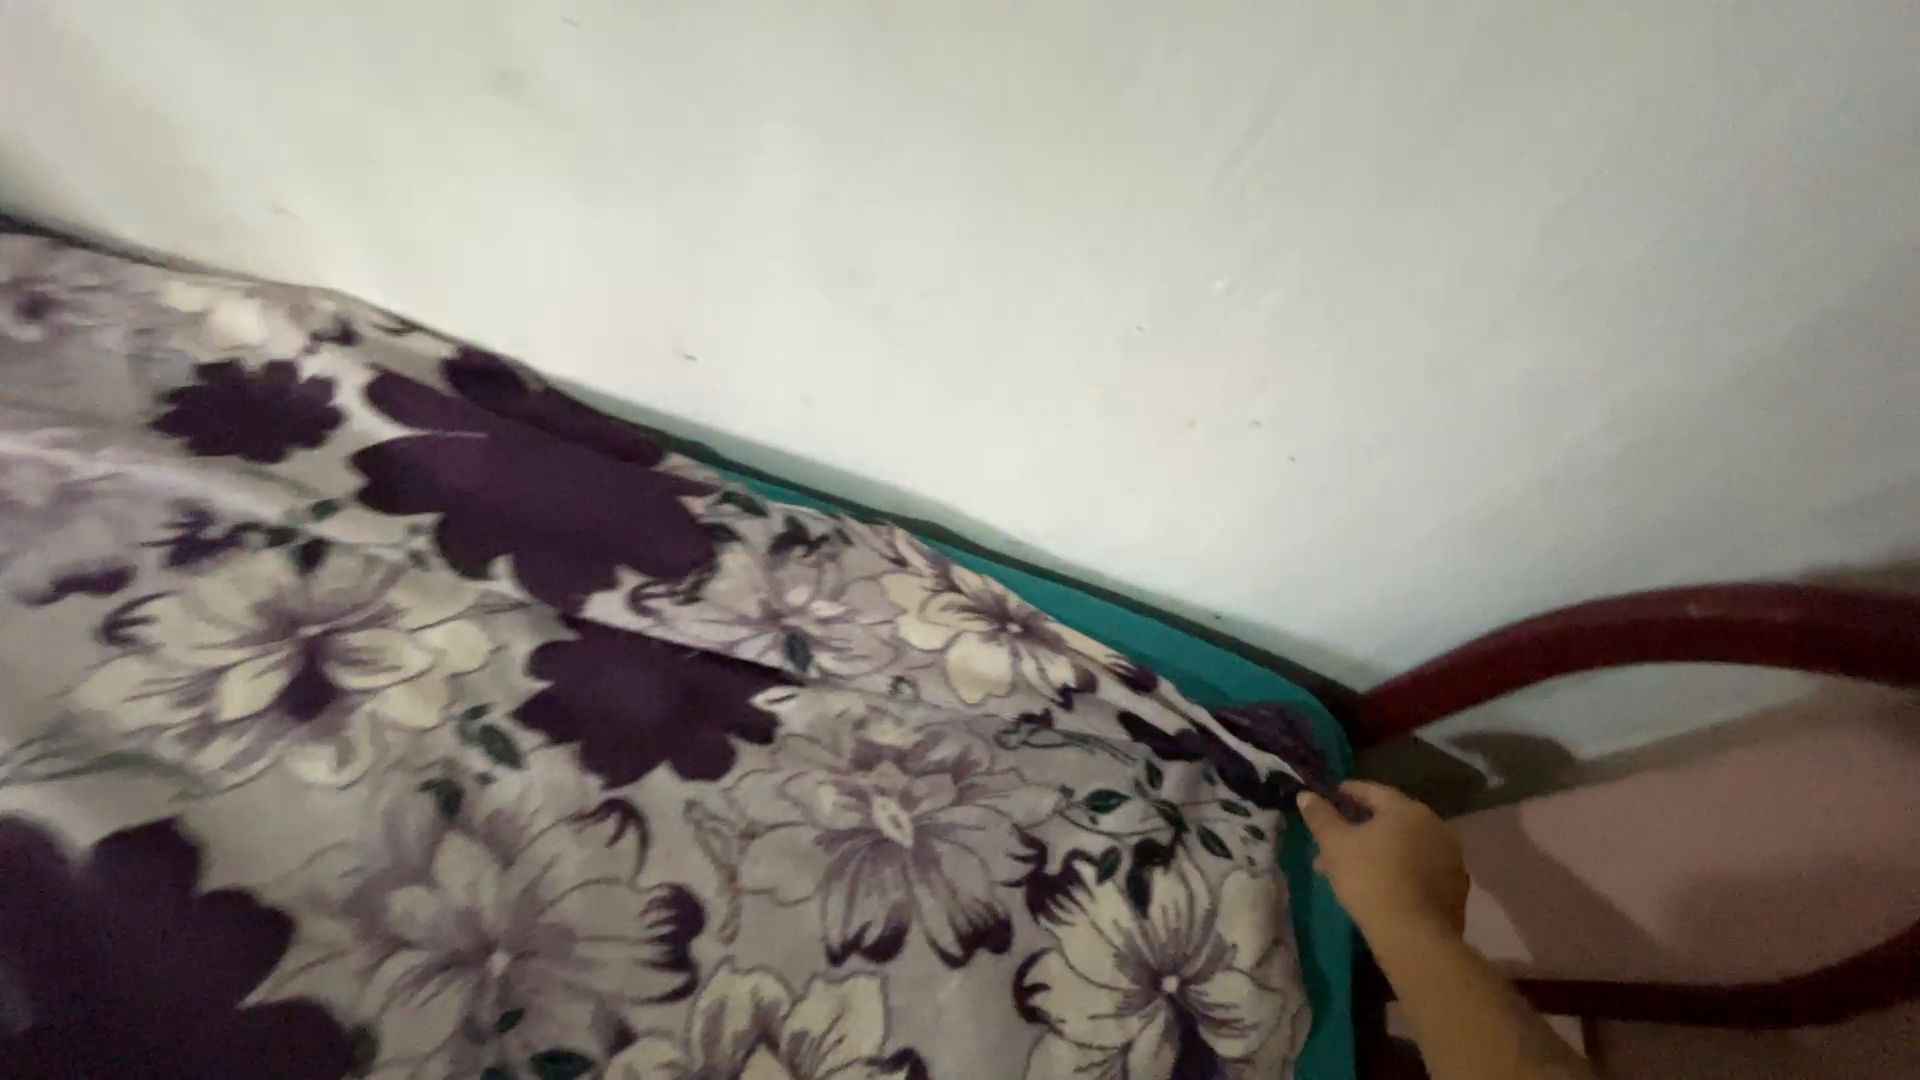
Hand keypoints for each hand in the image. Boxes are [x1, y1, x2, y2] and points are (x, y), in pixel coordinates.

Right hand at [1296, 781, 1469, 940]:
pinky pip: (1417, 867)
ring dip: (1375, 850)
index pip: (1373, 791)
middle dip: (1357, 827)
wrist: (1413, 936)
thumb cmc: (1370, 878)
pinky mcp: (1455, 888)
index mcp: (1408, 810)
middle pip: (1388, 820)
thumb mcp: (1334, 843)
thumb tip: (1306, 795)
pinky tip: (1375, 884)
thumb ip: (1320, 815)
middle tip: (1332, 838)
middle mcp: (1436, 828)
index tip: (1330, 796)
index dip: (1348, 792)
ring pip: (1402, 845)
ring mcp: (1450, 859)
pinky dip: (1396, 868)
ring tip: (1345, 867)